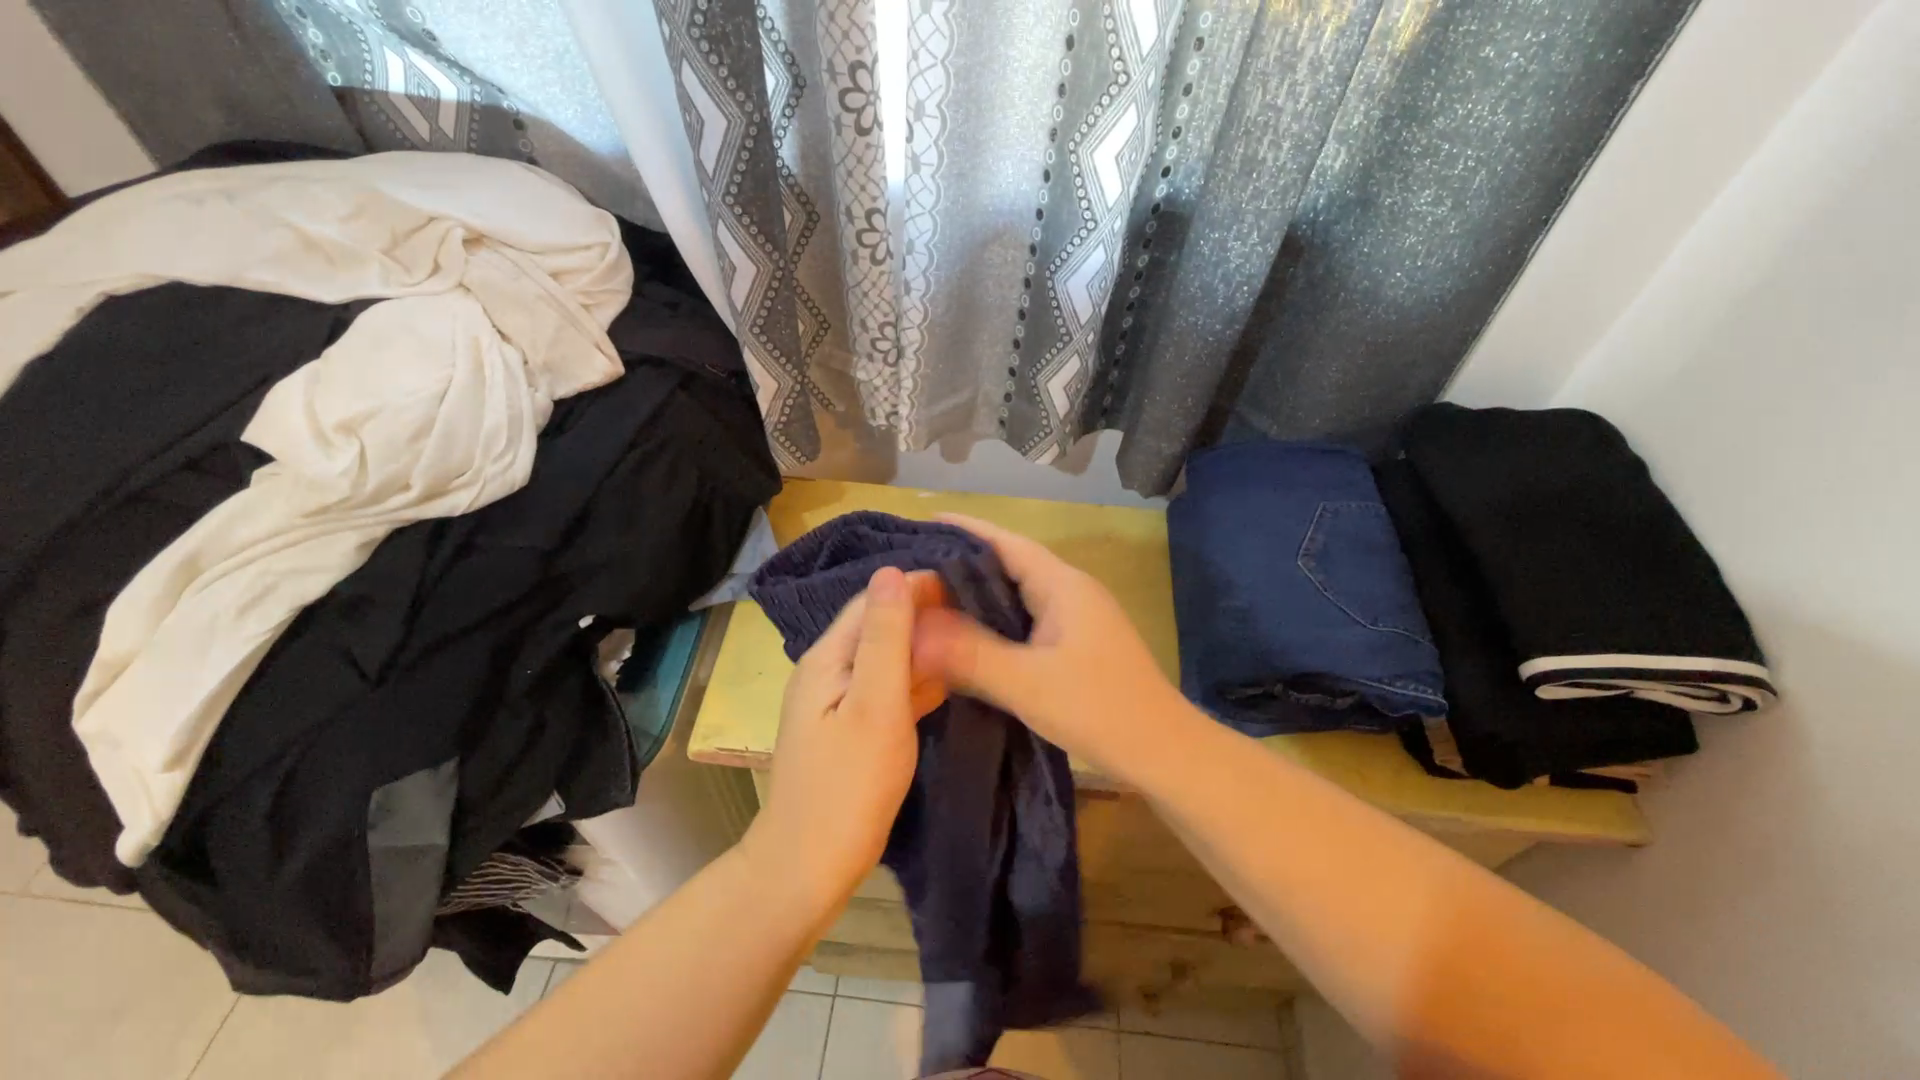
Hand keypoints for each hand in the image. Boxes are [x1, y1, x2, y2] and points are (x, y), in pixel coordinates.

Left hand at [742, 567, 944, 906]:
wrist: (810, 867)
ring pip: (888, 662)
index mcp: (827, 658)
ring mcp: (839, 705)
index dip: (918, 586)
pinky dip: (919, 684)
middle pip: (879, 629)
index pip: (873, 601)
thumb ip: (886, 638)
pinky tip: (953, 681)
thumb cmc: (848, 785)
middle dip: (926, 615)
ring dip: (926, 649)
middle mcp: (829, 672)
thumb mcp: (875, 705)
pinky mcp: (853, 733)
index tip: (969, 580)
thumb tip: (892, 572)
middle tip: (983, 611)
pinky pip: (890, 693)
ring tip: (977, 638)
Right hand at [910, 513, 1185, 777]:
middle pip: (1008, 566)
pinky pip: (1022, 625)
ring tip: (925, 603)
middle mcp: (1070, 594)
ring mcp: (1075, 622)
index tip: (921, 524)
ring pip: (1015, 598)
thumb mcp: (1027, 682)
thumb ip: (969, 654)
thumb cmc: (1100, 709)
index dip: (963, 531)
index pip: (1006, 542)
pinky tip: (963, 643)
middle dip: (961, 565)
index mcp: (1063, 585)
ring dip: (975, 598)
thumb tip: (911, 629)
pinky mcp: (1074, 649)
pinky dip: (991, 626)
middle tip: (910, 570)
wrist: (1163, 753)